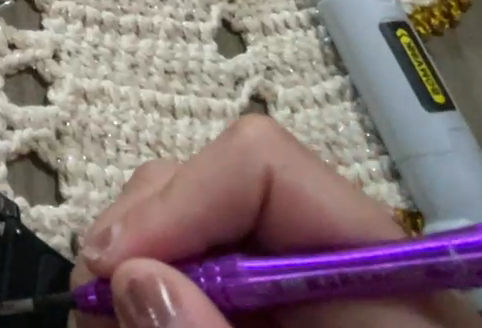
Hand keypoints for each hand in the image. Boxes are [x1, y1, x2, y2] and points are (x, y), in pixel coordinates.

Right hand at [75, 115, 481, 327]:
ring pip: (182, 229)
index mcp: (389, 293)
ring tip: (100, 325)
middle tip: (92, 309)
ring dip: (128, 273)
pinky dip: (138, 305)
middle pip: (209, 187)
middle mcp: (335, 277)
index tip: (112, 267)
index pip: (266, 170)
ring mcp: (292, 303)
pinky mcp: (256, 322)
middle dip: (140, 236)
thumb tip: (130, 277)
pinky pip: (179, 281)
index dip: (180, 198)